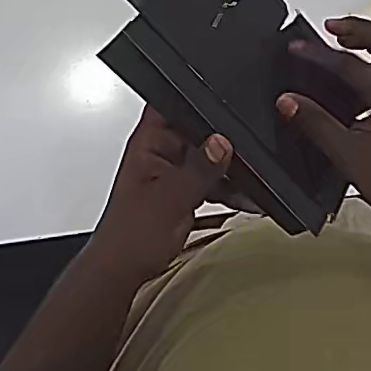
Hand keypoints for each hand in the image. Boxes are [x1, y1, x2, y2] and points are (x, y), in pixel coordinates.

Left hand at [90, 107, 232, 284]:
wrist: (122, 274)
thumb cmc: (128, 236)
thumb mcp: (171, 197)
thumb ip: (199, 168)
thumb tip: (222, 142)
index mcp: (149, 142)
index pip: (171, 103)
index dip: (194, 96)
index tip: (222, 100)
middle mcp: (161, 151)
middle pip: (197, 129)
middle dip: (220, 137)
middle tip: (242, 147)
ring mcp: (174, 171)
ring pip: (207, 155)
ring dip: (227, 166)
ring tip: (249, 175)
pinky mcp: (184, 190)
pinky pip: (211, 179)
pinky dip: (227, 187)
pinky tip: (245, 195)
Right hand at [277, 16, 370, 228]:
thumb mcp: (346, 153)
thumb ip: (314, 123)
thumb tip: (289, 102)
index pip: (349, 63)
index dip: (318, 54)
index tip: (297, 49)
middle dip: (357, 28)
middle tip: (332, 27)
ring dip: (368, 41)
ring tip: (343, 41)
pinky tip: (356, 79)